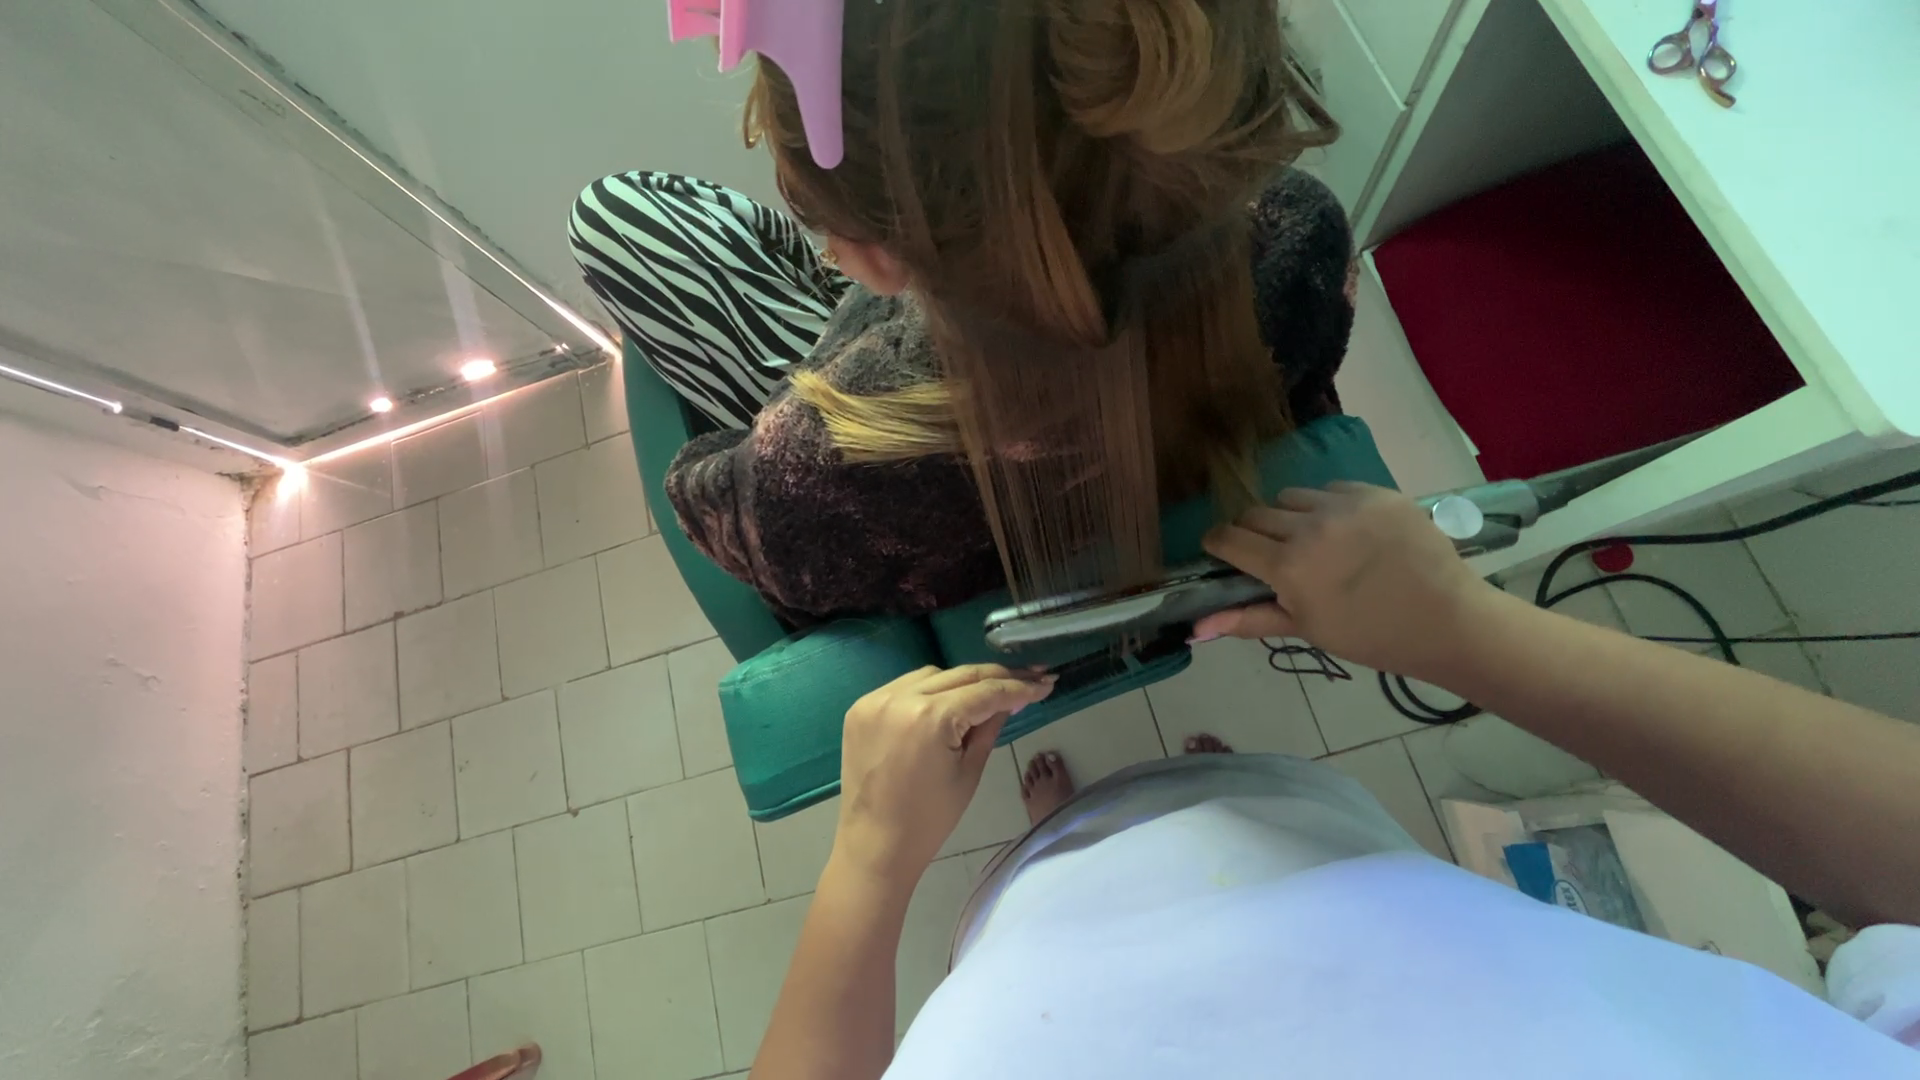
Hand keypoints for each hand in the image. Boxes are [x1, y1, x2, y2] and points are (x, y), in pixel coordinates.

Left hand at [835, 665, 1055, 883]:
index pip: (985, 692)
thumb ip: (990, 726)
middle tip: (1029, 677)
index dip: (1019, 687)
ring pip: (932, 675)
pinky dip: (929, 689)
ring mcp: (876, 699)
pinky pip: (904, 686)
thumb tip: (1012, 698)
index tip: (1044, 683)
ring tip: (986, 694)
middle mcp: (901, 698)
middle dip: (996, 676)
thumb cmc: (929, 819)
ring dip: (961, 681)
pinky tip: (947, 701)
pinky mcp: (861, 707)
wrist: (875, 845)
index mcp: (931, 718)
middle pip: (959, 675)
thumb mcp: (970, 771)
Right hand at [1194, 483, 1502, 681]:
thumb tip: (1194, 629)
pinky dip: (1325, 506)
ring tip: (1311, 540)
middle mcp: (1309, 527)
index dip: (1217, 544)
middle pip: (1254, 514)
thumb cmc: (1369, 635)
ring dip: (1288, 517)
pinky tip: (1345, 531)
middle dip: (1251, 532)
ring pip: (1289, 498)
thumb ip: (1247, 619)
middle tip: (1270, 554)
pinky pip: (1329, 489)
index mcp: (1287, 566)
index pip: (1228, 538)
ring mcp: (1344, 505)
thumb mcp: (1305, 629)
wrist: (1448, 622)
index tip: (1221, 553)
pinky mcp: (1375, 492)